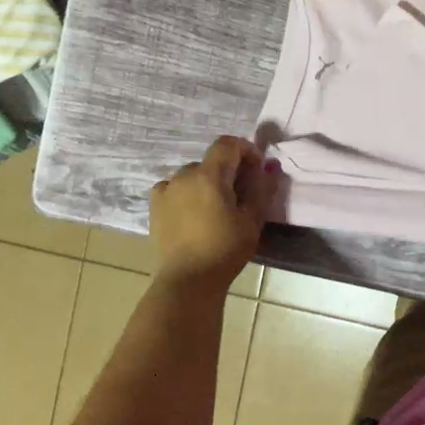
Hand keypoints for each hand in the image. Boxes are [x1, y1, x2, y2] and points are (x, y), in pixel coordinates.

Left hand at [148, 136, 279, 289]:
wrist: (188, 280)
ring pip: (192, 175)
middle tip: (240, 196)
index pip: (227, 144)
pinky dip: (186, 193)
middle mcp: (184, 175)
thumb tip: (270, 165)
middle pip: (210, 161)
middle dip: (228, 171)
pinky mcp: (155, 205)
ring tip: (215, 209)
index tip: (256, 169)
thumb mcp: (252, 220)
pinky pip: (174, 188)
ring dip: (206, 183)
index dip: (245, 149)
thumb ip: (262, 188)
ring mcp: (166, 189)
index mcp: (210, 175)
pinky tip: (193, 214)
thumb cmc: (225, 249)